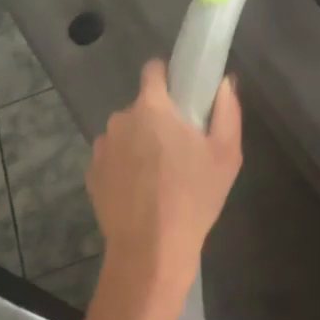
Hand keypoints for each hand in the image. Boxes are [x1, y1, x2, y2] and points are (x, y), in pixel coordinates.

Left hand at [86, 61, 242, 288]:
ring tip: (160, 176)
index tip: (183, 94)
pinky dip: (125, 168)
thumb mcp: (227, 154)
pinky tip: (141, 193)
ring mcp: (102, 148)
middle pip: (141, 107)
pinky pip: (112, 159)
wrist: (151, 249)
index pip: (153, 70)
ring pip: (125, 134)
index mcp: (152, 107)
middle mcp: (120, 120)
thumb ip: (227, 110)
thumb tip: (224, 82)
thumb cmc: (193, 197)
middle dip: (158, 119)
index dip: (168, 76)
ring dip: (139, 144)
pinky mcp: (92, 175)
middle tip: (180, 147)